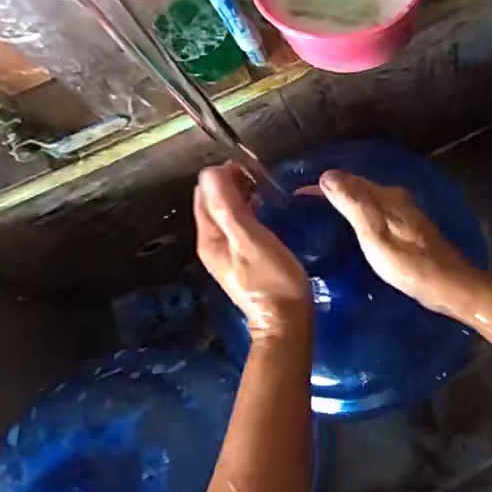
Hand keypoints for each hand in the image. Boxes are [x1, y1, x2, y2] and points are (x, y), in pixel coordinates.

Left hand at [194, 163, 310, 337]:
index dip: (224, 174)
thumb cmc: (274, 280)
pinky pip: (236, 225)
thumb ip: (230, 207)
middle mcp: (211, 243)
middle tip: (259, 176)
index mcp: (210, 237)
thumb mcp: (252, 239)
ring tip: (264, 189)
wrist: (286, 323)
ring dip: (239, 195)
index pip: (205, 192)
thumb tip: (211, 172)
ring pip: (225, 212)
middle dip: (230, 182)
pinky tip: (265, 210)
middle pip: (212, 201)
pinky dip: (247, 210)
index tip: (251, 168)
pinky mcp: (240, 259)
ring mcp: (225, 253)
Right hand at [317, 171, 481, 317]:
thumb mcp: (374, 233)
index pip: (346, 181)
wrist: (451, 286)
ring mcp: (405, 215)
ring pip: (367, 202)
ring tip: (320, 220)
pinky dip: (359, 218)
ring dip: (345, 206)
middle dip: (331, 194)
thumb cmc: (409, 263)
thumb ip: (353, 203)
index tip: (295, 198)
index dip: (320, 187)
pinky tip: (351, 233)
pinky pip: (376, 215)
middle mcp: (396, 199)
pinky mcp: (409, 231)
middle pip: (357, 189)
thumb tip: (327, 175)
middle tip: (303, 210)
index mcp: (386, 196)